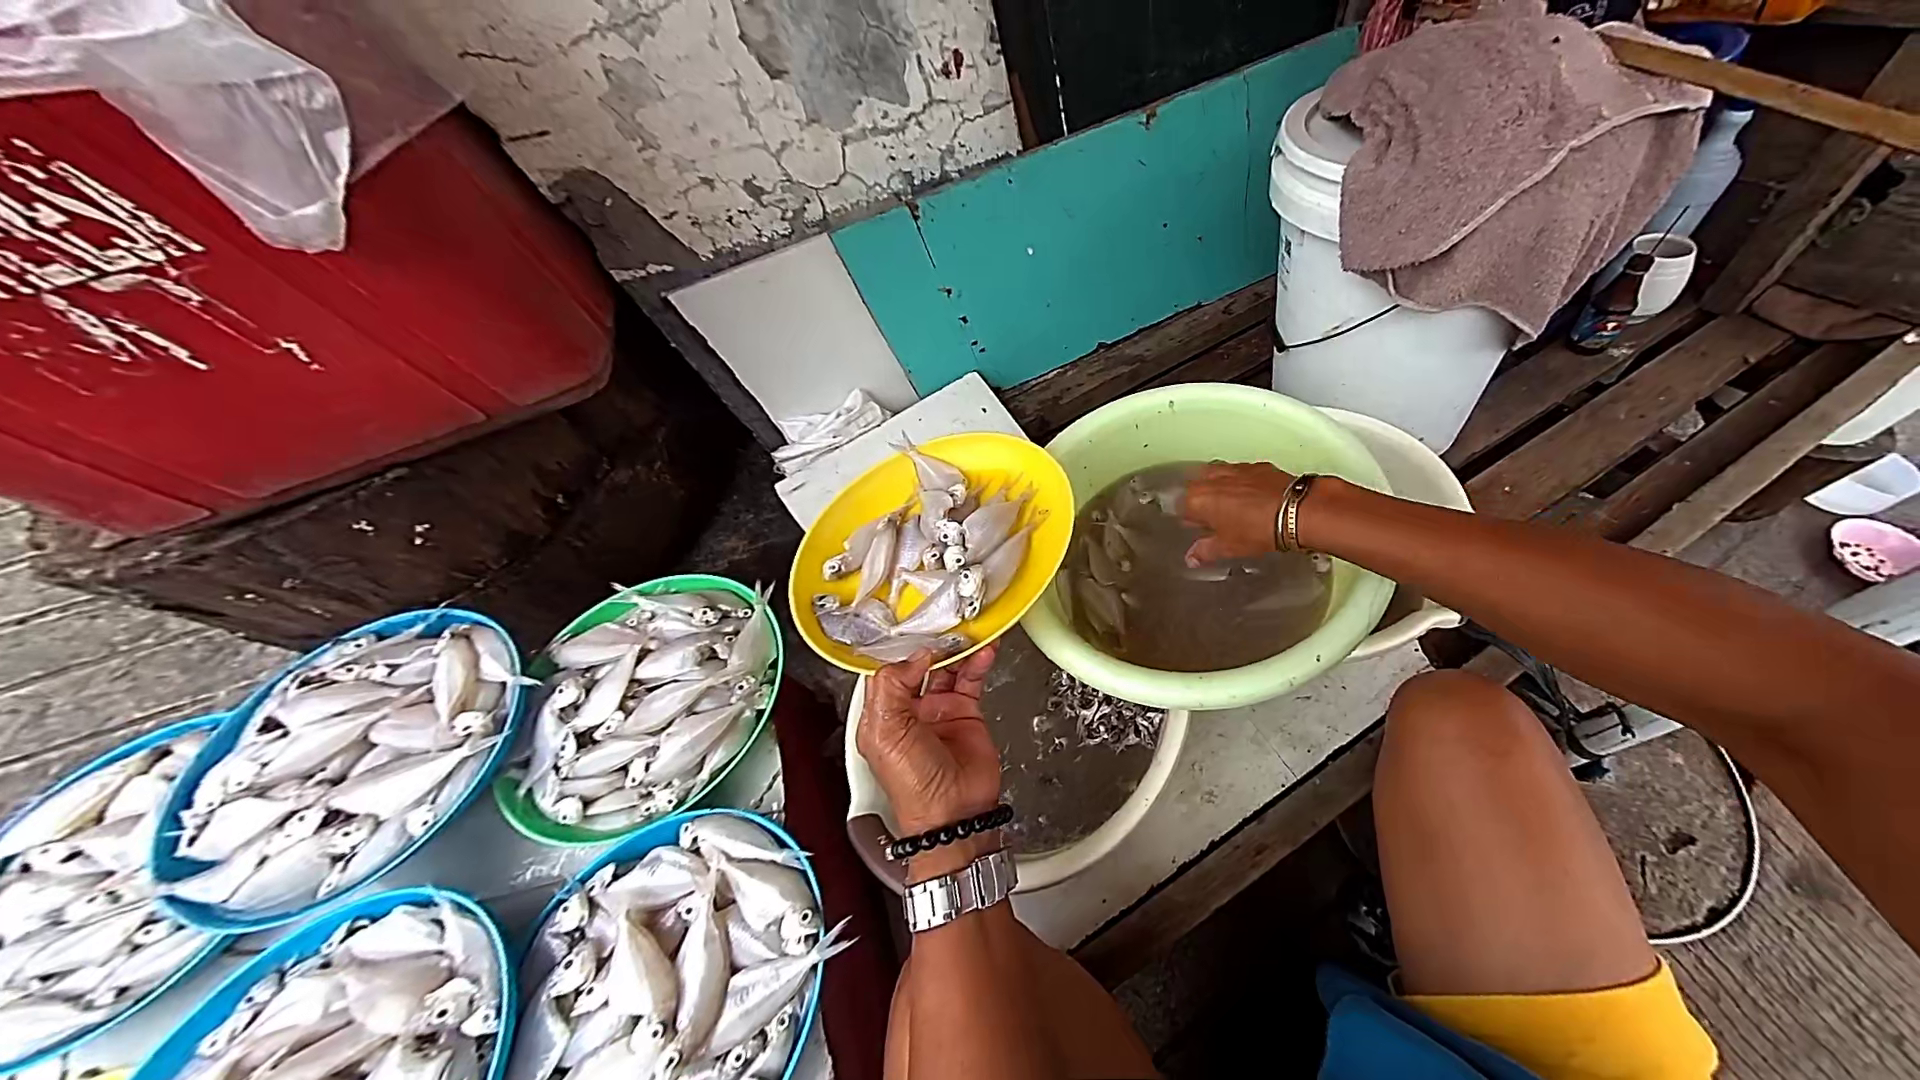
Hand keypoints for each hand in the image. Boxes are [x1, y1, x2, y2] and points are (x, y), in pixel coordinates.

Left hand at [857, 646, 1002, 835]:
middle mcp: (908, 708)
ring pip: (946, 666)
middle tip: (943, 625)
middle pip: (918, 663)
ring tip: (967, 634)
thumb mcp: (885, 733)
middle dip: (930, 643)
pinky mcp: (965, 712)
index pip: (886, 668)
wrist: (955, 813)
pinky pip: (971, 678)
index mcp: (881, 712)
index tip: (911, 629)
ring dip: (956, 649)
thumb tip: (912, 658)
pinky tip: (983, 651)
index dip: (898, 648)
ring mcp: (938, 709)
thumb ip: (890, 687)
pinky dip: (978, 661)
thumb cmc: (914, 787)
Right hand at [1182, 462, 1294, 564]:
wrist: (1298, 511)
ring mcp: (1233, 469)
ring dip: (1218, 488)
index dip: (1189, 520)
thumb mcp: (1228, 547)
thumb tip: (1193, 557)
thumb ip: (1205, 551)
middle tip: (1214, 519)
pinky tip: (1251, 496)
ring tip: (1232, 505)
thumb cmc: (1260, 529)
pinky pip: (1239, 473)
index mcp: (1196, 500)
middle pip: (1195, 488)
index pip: (1180, 508)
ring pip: (1215, 476)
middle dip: (1201, 501)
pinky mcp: (1255, 466)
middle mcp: (1210, 479)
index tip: (1199, 530)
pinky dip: (1240, 482)